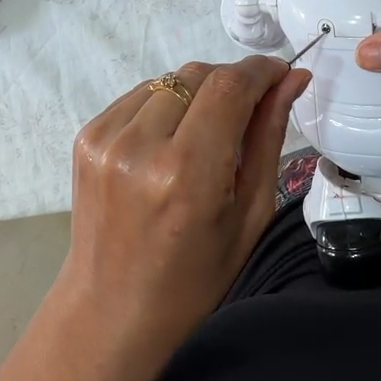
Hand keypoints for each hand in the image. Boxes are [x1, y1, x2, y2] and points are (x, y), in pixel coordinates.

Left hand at [49, 57, 309, 371]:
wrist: (112, 310)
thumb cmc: (194, 277)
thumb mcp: (248, 215)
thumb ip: (268, 136)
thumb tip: (293, 77)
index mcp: (185, 173)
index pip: (228, 87)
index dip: (259, 70)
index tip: (279, 72)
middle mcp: (140, 146)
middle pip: (197, 74)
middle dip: (230, 82)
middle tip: (247, 111)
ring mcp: (106, 138)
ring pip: (167, 79)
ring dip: (196, 92)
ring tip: (205, 134)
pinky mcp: (87, 134)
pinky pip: (139, 95)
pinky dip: (164, 105)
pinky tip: (171, 140)